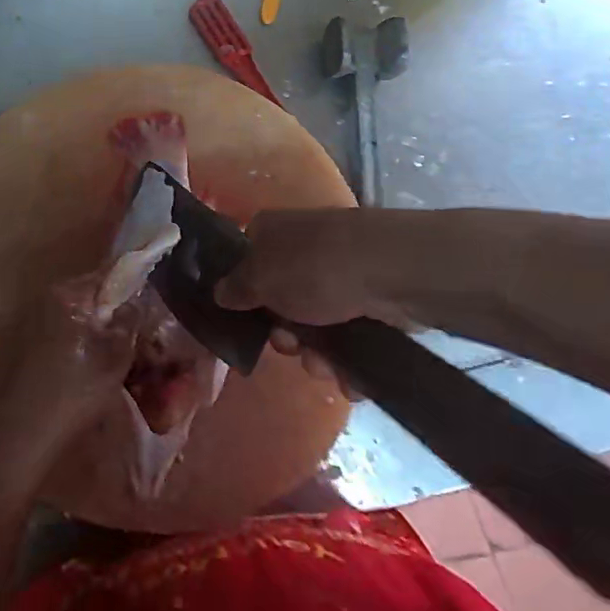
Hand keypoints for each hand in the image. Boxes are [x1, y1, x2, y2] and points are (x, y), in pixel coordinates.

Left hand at [0, 272, 138, 453]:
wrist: (21, 433)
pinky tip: (90, 369)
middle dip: (114, 312)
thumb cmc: (74, 392)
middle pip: (91, 296)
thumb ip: (129, 321)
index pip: (108, 274)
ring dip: (97, 330)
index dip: (131, 285)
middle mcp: (46, 298)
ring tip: (119, 357)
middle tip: (138, 337)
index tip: (150, 302)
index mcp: (67, 293)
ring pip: (77, 316)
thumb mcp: (115, 357)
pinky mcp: (26, 344)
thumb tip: (135, 299)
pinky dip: (79, 343)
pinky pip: (63, 332)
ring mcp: (32, 320)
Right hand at [216, 208, 425, 389]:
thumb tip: (218, 293)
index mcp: (270, 232)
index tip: (248, 322)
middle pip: (281, 300)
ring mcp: (339, 272)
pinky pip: (349, 334)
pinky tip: (350, 378)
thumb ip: (235, 289)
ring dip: (316, 355)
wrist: (392, 273)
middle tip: (290, 346)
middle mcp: (303, 247)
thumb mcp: (259, 280)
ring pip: (316, 323)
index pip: (247, 262)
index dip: (245, 295)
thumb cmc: (312, 270)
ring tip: (326, 370)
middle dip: (285, 335)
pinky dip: (348, 360)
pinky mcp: (372, 298)